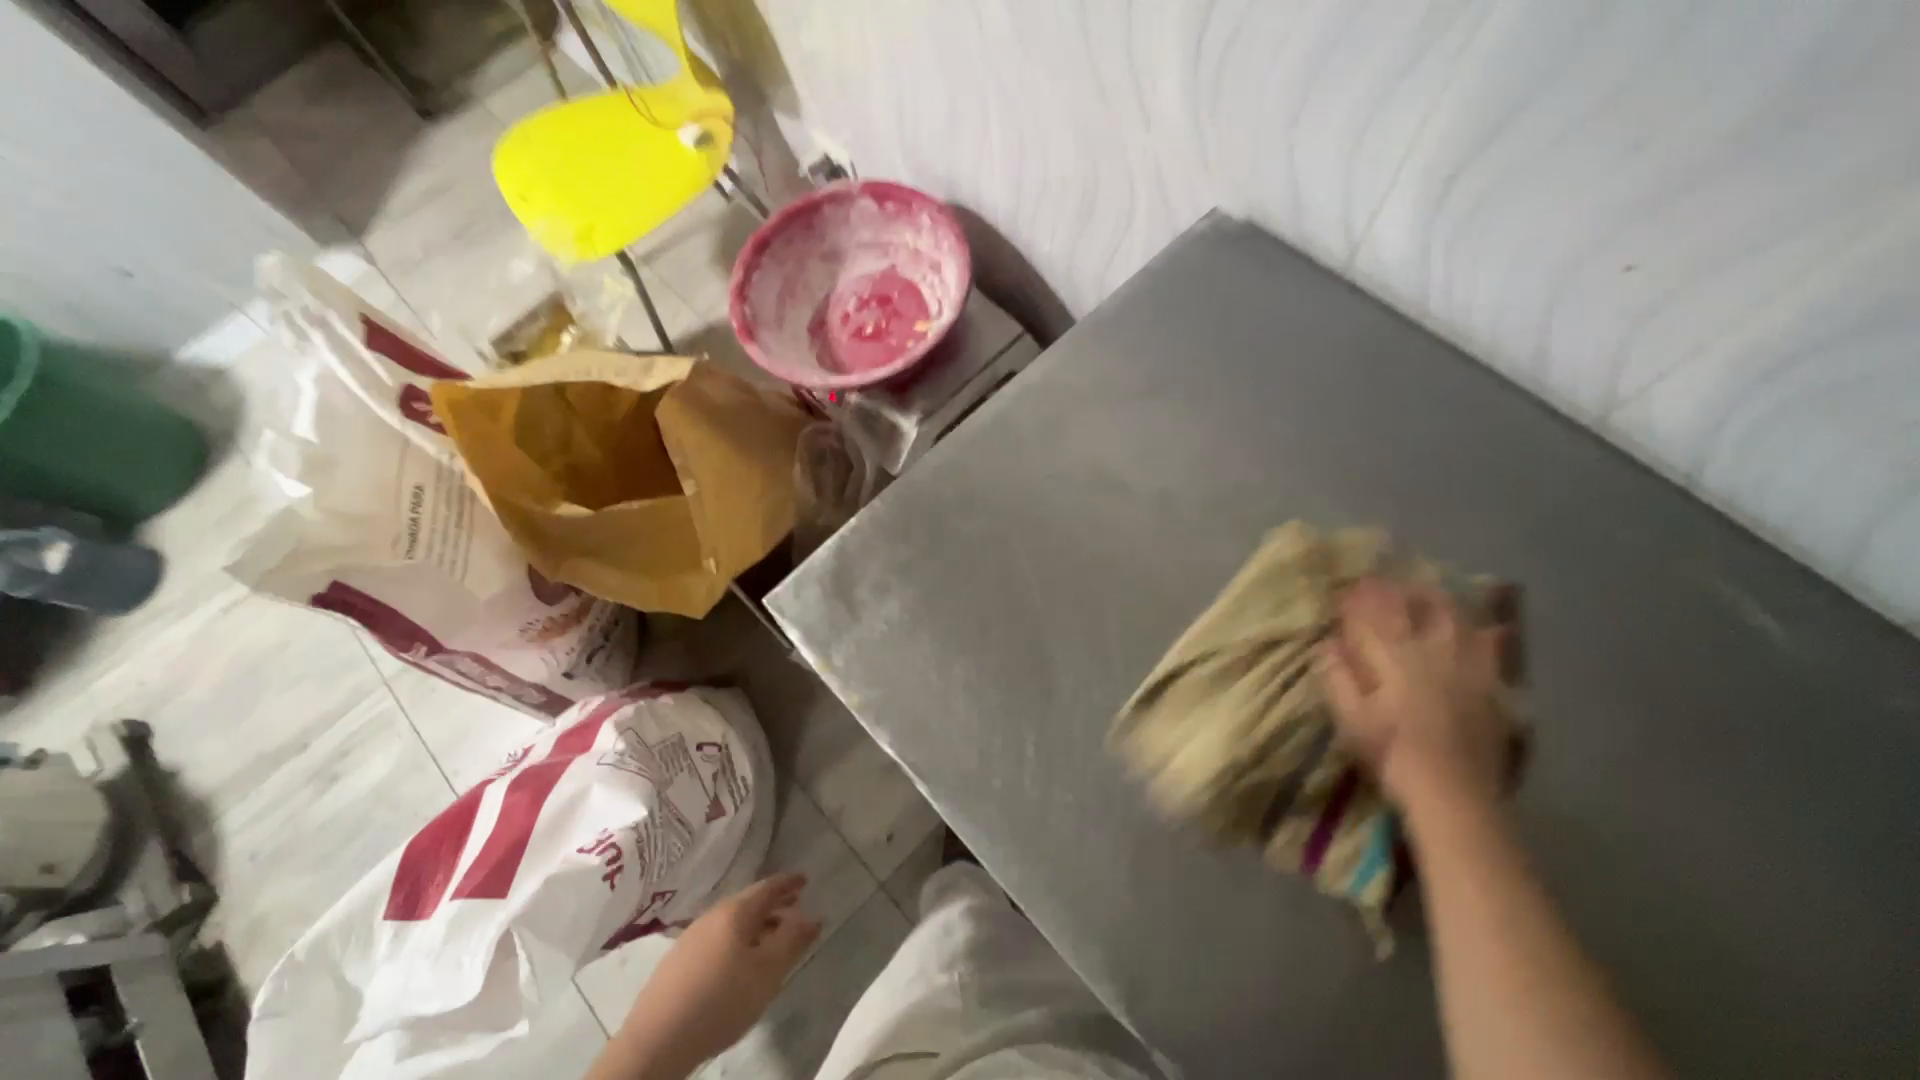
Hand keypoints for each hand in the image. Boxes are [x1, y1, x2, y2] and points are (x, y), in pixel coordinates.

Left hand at [612, 873, 820, 1075]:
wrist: (658, 1039)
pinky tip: (740, 962)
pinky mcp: (678, 963)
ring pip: (732, 923)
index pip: (766, 888)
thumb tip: (812, 916)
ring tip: (773, 938)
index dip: (788, 883)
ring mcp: (690, 939)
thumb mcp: (768, 971)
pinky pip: (717, 939)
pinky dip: (738, 940)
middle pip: (748, 903)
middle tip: (795, 903)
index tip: (805, 879)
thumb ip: (793, 940)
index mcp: (734, 913)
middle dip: (774, 904)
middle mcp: (711, 917)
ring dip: (756, 925)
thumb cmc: (722, 999)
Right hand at [1318, 577, 1508, 810]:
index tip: (1345, 589)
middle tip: (1382, 582)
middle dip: (1395, 592)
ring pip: (1453, 618)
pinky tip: (1484, 626)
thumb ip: (1337, 677)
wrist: (1453, 793)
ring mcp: (1467, 665)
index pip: (1371, 617)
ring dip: (1436, 600)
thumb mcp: (1350, 720)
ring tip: (1427, 590)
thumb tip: (1327, 643)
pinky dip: (1485, 630)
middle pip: (1413, 609)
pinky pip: (1491, 646)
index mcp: (1393, 658)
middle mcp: (1431, 651)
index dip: (1357, 600)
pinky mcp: (1491, 685)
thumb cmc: (1392, 756)